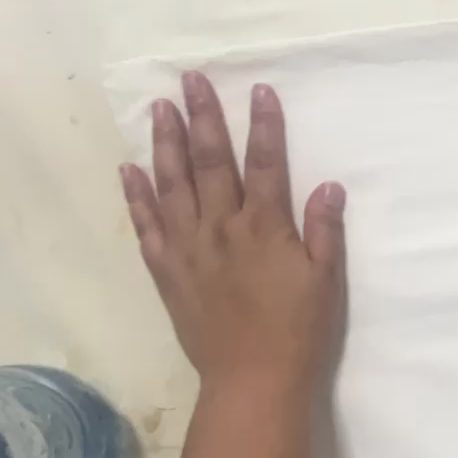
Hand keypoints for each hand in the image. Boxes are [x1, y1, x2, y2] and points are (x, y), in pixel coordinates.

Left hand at [120, 73, 345, 400]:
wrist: (254, 377)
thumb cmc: (300, 331)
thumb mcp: (326, 283)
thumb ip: (324, 232)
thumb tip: (328, 186)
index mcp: (266, 230)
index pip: (266, 166)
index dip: (265, 127)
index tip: (259, 91)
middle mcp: (222, 228)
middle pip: (212, 164)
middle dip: (206, 119)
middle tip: (191, 80)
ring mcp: (188, 247)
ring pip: (173, 185)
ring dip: (167, 144)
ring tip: (160, 109)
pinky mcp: (167, 271)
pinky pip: (147, 226)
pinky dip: (137, 196)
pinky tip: (129, 169)